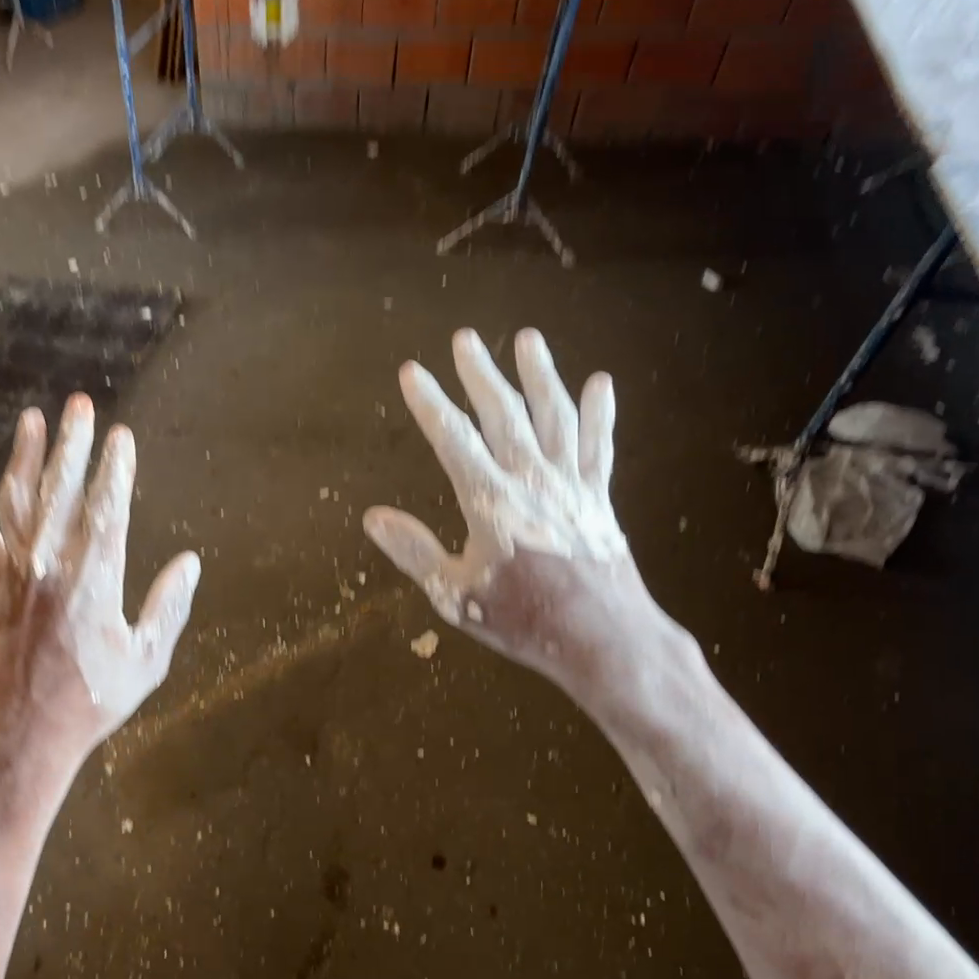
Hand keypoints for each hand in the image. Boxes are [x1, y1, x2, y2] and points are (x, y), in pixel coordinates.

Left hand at [0, 396, 202, 764]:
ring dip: (25, 459)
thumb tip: (191, 563)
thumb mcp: (146, 661)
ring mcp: (16, 575)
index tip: (120, 436)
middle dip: (73, 444)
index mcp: (95, 582)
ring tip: (32, 419)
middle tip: (79, 404)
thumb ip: (168, 608)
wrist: (24, 733)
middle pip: (62, 492)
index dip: (115, 470)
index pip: (108, 510)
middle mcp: (52, 568)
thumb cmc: (92, 700)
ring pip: (19, 504)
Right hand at [365, 329, 656, 691]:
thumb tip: (372, 517)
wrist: (606, 639)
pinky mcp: (598, 499)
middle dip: (481, 375)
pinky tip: (599, 384)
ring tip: (528, 340)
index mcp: (491, 502)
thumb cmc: (523, 619)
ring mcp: (570, 486)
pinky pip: (598, 447)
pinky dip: (599, 414)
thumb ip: (414, 551)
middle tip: (465, 338)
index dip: (430, 404)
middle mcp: (532, 481)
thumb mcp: (455, 593)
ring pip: (553, 418)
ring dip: (540, 376)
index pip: (453, 440)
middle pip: (504, 415)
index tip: (411, 372)